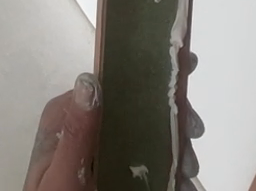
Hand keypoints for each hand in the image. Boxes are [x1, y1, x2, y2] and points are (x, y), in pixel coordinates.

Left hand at [22, 65, 204, 189]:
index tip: (182, 76)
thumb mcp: (62, 175)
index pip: (109, 81)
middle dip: (169, 115)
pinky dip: (168, 169)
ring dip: (174, 145)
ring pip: (146, 134)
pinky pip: (146, 164)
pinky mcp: (114, 173)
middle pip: (135, 106)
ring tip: (189, 167)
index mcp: (67, 116)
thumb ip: (76, 133)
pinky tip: (183, 180)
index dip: (147, 76)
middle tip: (194, 132)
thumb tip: (90, 79)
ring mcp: (102, 151)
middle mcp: (85, 126)